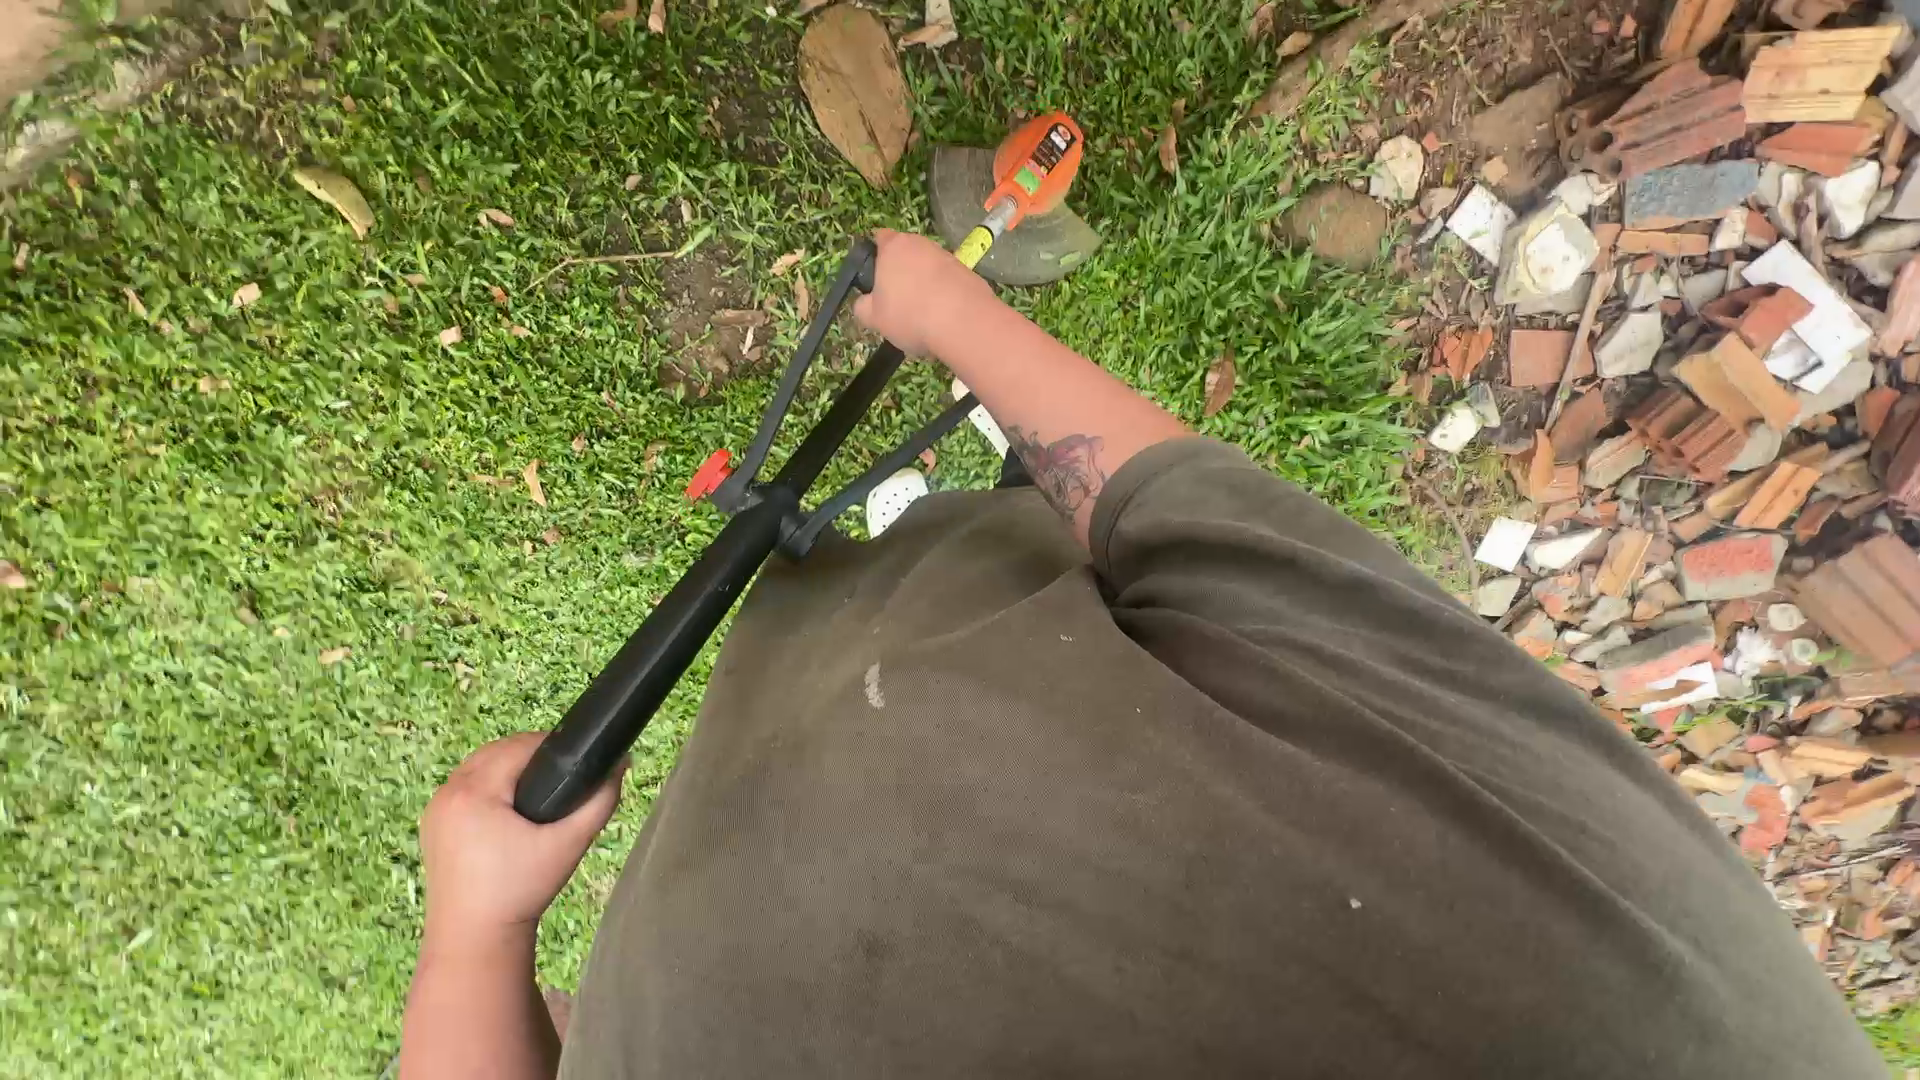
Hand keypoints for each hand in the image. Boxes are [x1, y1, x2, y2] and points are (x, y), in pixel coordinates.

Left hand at [418, 733, 625, 942]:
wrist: (475, 938)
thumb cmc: (522, 888)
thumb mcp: (570, 842)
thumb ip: (601, 800)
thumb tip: (622, 762)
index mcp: (473, 792)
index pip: (519, 746)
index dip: (553, 747)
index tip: (577, 764)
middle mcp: (447, 793)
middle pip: (497, 751)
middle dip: (531, 755)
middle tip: (564, 778)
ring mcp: (435, 809)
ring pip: (480, 766)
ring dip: (509, 767)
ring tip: (542, 789)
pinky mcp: (432, 825)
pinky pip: (466, 786)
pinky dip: (490, 784)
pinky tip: (513, 805)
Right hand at [853, 228, 999, 357]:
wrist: (963, 322)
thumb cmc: (909, 315)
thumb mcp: (873, 318)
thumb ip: (863, 306)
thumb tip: (864, 303)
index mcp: (893, 246)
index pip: (879, 238)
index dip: (876, 256)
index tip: (877, 279)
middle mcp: (921, 243)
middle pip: (907, 254)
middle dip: (903, 274)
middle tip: (899, 303)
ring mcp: (947, 256)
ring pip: (929, 268)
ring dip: (925, 285)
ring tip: (925, 316)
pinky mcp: (968, 272)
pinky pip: (948, 282)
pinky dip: (945, 295)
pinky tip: (945, 318)